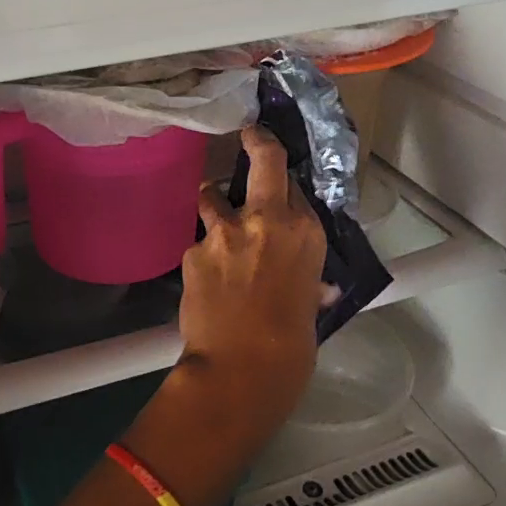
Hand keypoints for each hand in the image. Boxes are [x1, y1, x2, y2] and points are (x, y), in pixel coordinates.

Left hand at [177, 126, 327, 446]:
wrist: (242, 369)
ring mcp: (224, 232)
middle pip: (263, 160)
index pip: (294, 187)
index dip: (284, 184)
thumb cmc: (291, 344)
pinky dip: (201, 254)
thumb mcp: (311, 305)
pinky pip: (196, 243)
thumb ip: (307, 282)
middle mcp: (266, 220)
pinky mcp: (192, 251)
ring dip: (213, 202)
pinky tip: (205, 280)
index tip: (278, 180)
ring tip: (214, 218)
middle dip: (256, 144)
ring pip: (211, 194)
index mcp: (305, 232)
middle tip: (249, 136)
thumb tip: (313, 287)